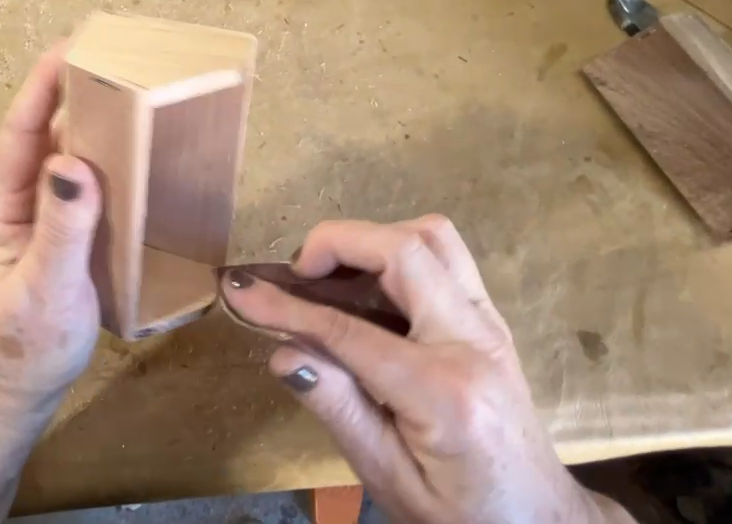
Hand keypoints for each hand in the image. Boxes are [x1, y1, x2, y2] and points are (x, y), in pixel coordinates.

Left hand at [0, 44, 104, 434]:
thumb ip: (60, 228)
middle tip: (116, 51)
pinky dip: (111, 151)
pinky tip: (139, 142)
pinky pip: (90, 174)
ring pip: (69, 146)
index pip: (21, 126)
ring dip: (97, 114)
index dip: (45, 81)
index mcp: (2, 197)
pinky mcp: (69, 221)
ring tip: (133, 82)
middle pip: (46, 124)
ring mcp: (46, 205)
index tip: (73, 43)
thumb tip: (74, 161)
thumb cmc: (24, 341)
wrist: (22, 385)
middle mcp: (22, 189)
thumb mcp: (43, 289)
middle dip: (75, 84)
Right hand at [222, 217, 631, 523]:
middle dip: (335, 242)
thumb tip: (284, 353)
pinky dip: (396, 249)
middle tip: (298, 273)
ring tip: (334, 273)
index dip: (285, 306)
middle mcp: (473, 342)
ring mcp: (489, 323)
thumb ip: (338, 409)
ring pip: (431, 235)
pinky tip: (369, 284)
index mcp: (444, 394)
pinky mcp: (489, 317)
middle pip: (402, 249)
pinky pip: (443, 254)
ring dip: (372, 239)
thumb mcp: (390, 480)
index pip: (348, 330)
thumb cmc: (462, 514)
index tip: (242, 289)